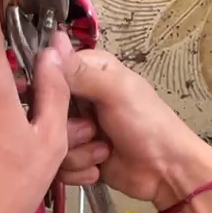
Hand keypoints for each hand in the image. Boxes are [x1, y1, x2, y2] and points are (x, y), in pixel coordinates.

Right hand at [52, 35, 211, 209]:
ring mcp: (77, 129)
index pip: (50, 72)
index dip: (48, 90)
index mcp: (90, 72)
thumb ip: (80, 71)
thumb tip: (52, 41)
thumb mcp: (116, 92)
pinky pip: (58, 165)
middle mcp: (80, 98)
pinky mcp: (77, 157)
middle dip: (67, 129)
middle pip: (46, 112)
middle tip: (93, 131)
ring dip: (78, 152)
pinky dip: (78, 170)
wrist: (165, 171)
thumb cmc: (147, 125)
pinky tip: (99, 167)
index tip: (60, 103)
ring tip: (103, 151)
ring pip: (50, 141)